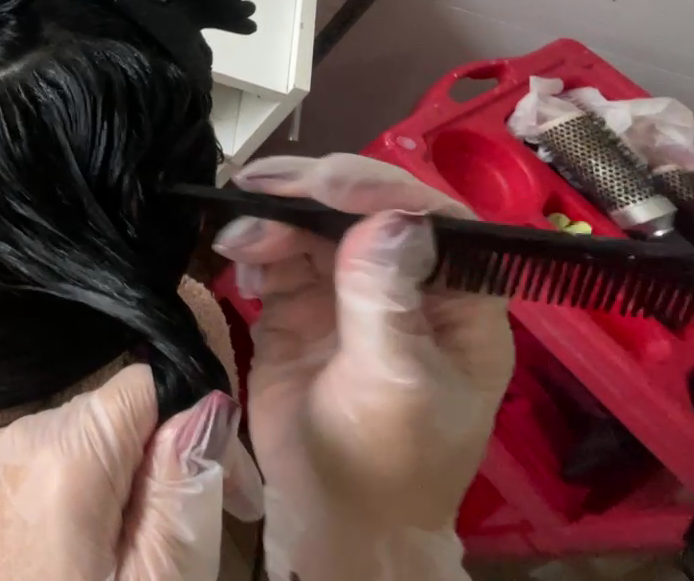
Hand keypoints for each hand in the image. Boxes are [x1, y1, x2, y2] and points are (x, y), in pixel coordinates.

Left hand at [0, 365, 261, 580]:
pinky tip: (84, 560)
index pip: (143, 384)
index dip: (197, 421)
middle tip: (194, 540)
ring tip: (138, 563)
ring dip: (119, 483)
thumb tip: (202, 403)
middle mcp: (15, 435)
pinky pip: (39, 468)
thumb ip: (181, 490)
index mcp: (61, 449)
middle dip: (160, 462)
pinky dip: (74, 495)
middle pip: (110, 417)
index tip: (231, 489)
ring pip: (76, 443)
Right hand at [214, 154, 513, 579]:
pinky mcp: (293, 302)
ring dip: (268, 221)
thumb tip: (390, 219)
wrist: (327, 510)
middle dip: (306, 193)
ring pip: (307, 226)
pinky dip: (251, 250)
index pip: (432, 221)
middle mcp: (401, 283)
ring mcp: (342, 291)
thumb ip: (386, 300)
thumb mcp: (396, 382)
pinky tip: (242, 271)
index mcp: (457, 300)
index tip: (322, 182)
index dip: (380, 190)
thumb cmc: (385, 458)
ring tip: (237, 241)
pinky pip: (271, 255)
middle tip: (253, 185)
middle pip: (358, 212)